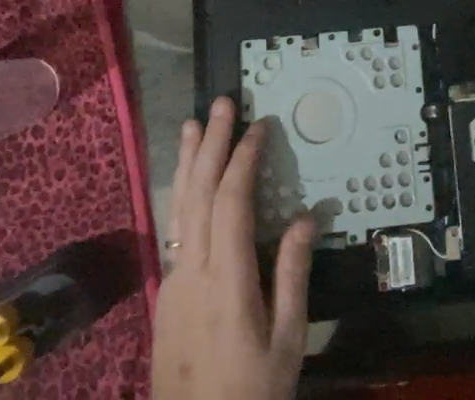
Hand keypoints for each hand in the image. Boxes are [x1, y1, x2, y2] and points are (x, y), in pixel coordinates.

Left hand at [153, 96, 313, 399]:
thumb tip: (308, 217)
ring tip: (192, 125)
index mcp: (225, 280)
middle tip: (221, 103)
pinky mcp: (166, 294)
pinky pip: (175, 229)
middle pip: (198, 193)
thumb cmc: (251, 390)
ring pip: (179, 208)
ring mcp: (173, 281)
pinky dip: (183, 194)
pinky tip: (189, 183)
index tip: (259, 127)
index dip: (244, 159)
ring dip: (187, 163)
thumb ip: (293, 276)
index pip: (232, 202)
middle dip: (210, 144)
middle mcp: (192, 271)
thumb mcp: (287, 341)